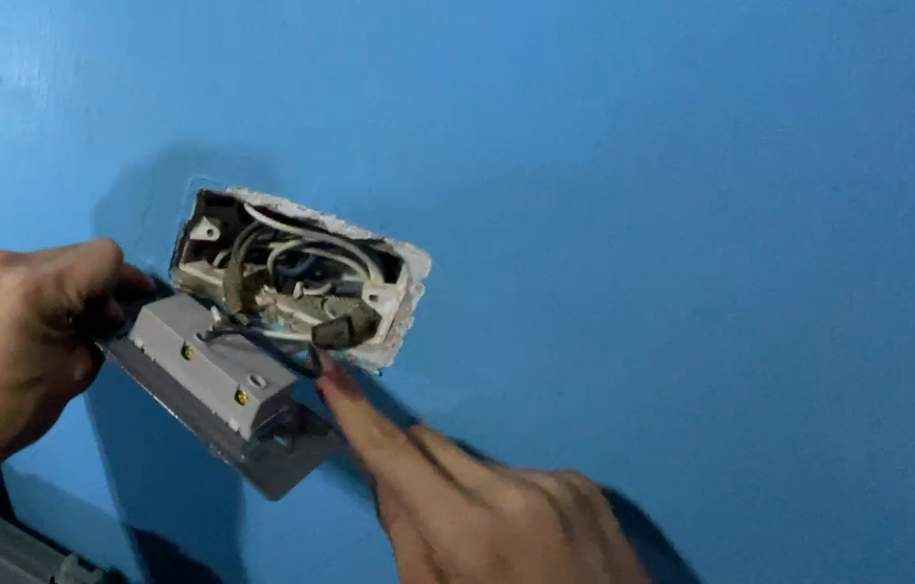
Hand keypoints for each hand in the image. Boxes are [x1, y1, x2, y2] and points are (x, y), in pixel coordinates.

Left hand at [0, 240, 153, 491]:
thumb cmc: (10, 410)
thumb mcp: (74, 372)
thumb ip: (99, 330)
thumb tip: (110, 310)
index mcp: (35, 285)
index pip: (104, 256)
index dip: (126, 280)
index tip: (133, 308)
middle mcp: (11, 261)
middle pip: (79, 254)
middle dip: (100, 284)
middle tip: (107, 324)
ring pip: (55, 259)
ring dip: (74, 285)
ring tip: (75, 325)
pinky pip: (30, 268)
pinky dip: (49, 287)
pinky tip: (46, 320)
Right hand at [318, 359, 648, 582]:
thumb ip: (405, 536)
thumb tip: (386, 472)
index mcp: (473, 537)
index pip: (395, 455)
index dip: (356, 413)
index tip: (328, 369)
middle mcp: (514, 495)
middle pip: (428, 444)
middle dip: (415, 468)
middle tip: (430, 519)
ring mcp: (556, 486)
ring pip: (472, 460)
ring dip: (468, 488)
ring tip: (503, 546)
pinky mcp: (586, 487)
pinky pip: (518, 472)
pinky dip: (511, 497)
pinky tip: (539, 543)